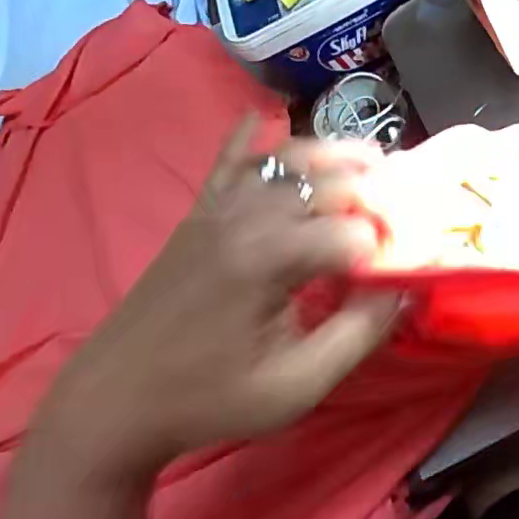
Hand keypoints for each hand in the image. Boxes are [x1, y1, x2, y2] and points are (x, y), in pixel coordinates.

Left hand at [31, 118, 403, 486]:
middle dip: (376, 189)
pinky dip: (250, 137)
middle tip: (405, 209)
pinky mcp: (198, 214)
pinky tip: (262, 116)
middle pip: (329, 180)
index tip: (401, 273)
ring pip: (286, 158)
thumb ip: (360, 333)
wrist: (113, 402)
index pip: (355, 232)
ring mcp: (219, 209)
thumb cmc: (211, 398)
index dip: (389, 249)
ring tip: (370, 159)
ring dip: (333, 154)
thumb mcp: (298, 385)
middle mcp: (247, 217)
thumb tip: (405, 291)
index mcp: (272, 259)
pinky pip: (228, 161)